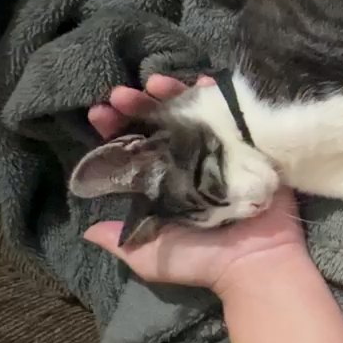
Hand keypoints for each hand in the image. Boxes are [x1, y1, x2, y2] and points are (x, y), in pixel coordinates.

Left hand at [80, 74, 309, 292]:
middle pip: (162, 125)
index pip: (135, 148)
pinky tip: (207, 80)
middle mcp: (192, 164)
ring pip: (195, 115)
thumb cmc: (205, 261)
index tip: (99, 114)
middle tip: (121, 94)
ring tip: (156, 82)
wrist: (256, 262)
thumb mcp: (151, 256)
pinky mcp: (252, 149)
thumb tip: (86, 231)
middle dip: (139, 106)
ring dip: (175, 94)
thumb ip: (121, 242)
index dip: (116, 130)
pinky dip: (224, 97)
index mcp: (166, 183)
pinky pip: (237, 117)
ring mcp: (222, 154)